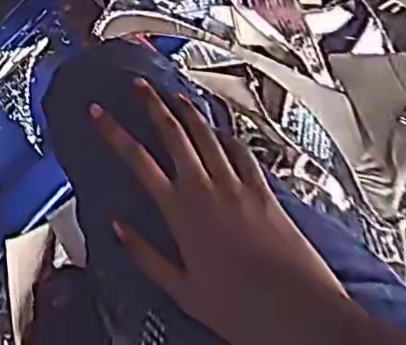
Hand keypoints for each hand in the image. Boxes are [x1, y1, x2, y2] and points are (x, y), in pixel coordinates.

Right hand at [92, 79, 405, 344]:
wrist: (308, 319)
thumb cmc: (245, 312)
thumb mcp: (185, 291)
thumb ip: (146, 256)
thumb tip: (117, 226)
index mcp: (179, 210)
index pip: (136, 158)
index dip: (113, 130)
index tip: (98, 111)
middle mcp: (204, 188)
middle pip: (172, 132)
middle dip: (152, 104)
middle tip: (139, 85)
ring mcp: (237, 187)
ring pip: (205, 135)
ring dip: (187, 111)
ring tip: (174, 95)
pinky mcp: (265, 193)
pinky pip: (242, 153)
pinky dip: (227, 136)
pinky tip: (221, 131)